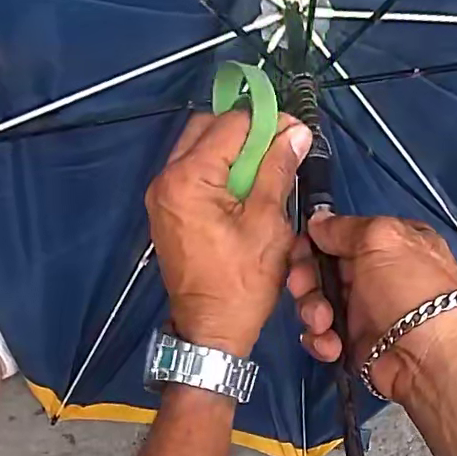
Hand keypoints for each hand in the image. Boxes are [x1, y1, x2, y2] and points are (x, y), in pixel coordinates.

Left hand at [146, 110, 312, 357]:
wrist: (211, 332)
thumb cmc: (241, 285)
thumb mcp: (268, 225)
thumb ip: (277, 171)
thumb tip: (295, 133)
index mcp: (187, 179)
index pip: (230, 126)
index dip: (266, 123)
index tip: (294, 133)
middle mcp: (165, 180)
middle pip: (206, 130)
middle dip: (245, 133)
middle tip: (279, 149)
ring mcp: (161, 198)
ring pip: (197, 151)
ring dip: (231, 153)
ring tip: (265, 170)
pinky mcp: (167, 214)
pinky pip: (192, 177)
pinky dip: (218, 174)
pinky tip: (244, 190)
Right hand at [288, 213, 456, 401]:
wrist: (428, 357)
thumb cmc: (408, 289)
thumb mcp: (380, 240)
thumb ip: (345, 228)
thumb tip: (318, 220)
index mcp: (389, 243)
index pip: (342, 236)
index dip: (316, 242)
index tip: (300, 250)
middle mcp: (376, 275)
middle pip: (323, 270)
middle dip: (307, 279)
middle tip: (304, 288)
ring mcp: (364, 312)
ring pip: (318, 304)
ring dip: (313, 312)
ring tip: (323, 323)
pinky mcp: (354, 344)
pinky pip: (323, 337)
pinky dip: (321, 341)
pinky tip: (332, 346)